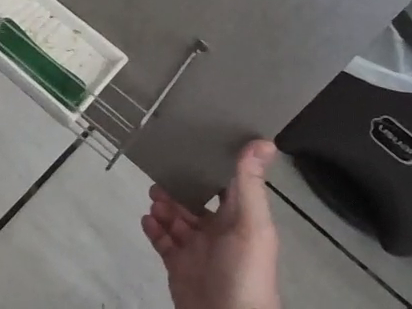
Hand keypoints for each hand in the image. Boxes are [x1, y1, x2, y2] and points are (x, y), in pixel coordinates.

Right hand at [141, 140, 281, 308]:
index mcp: (241, 220)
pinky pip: (163, 242)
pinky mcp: (179, 267)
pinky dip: (153, 229)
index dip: (211, 164)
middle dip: (177, 186)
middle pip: (195, 200)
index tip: (192, 139)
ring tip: (153, 200)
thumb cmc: (243, 272)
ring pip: (176, 219)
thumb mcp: (251, 225)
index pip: (226, 183)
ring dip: (164, 206)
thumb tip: (264, 141)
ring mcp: (197, 251)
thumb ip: (250, 183)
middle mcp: (220, 233)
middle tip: (159, 174)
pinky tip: (147, 221)